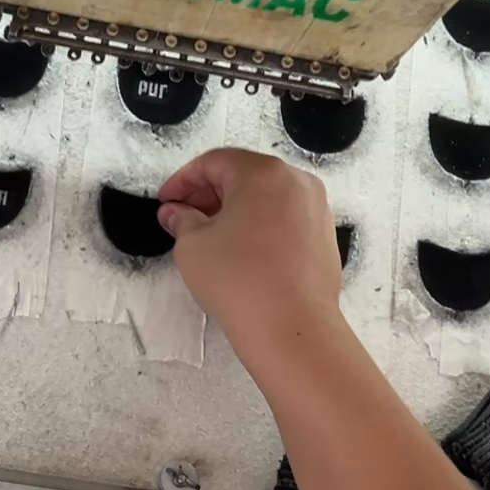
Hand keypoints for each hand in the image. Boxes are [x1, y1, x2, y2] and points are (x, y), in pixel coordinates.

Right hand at [158, 149, 344, 351]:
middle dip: (208, 194)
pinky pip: (284, 221)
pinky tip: (240, 254)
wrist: (290, 327)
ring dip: (234, 211)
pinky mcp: (323, 238)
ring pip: (266, 199)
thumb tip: (176, 213)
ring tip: (209, 238)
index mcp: (263, 173)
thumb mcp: (192, 247)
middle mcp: (296, 183)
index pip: (214, 162)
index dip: (183, 180)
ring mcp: (316, 210)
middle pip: (244, 176)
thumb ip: (182, 221)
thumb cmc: (239, 281)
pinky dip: (258, 227)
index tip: (166, 201)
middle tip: (182, 218)